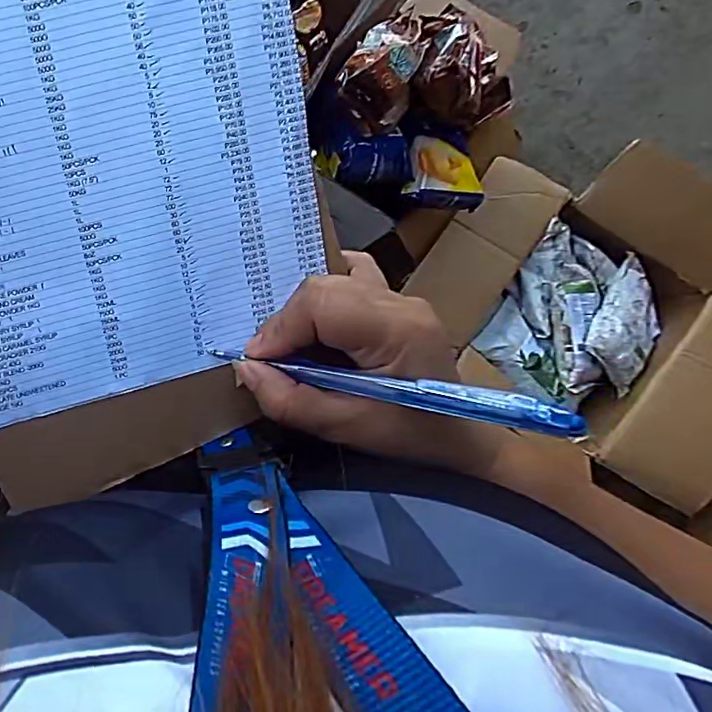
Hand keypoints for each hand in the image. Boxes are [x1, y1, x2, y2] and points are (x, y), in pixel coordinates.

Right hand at [235, 252, 511, 478]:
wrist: (465, 434)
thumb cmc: (410, 433)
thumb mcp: (343, 428)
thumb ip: (288, 400)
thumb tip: (246, 368)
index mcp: (396, 328)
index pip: (319, 302)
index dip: (279, 329)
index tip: (260, 363)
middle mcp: (400, 301)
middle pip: (321, 285)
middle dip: (286, 322)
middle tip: (277, 361)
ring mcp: (400, 296)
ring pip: (331, 278)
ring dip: (303, 310)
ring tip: (297, 346)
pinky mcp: (395, 300)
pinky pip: (350, 277)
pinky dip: (324, 295)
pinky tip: (317, 320)